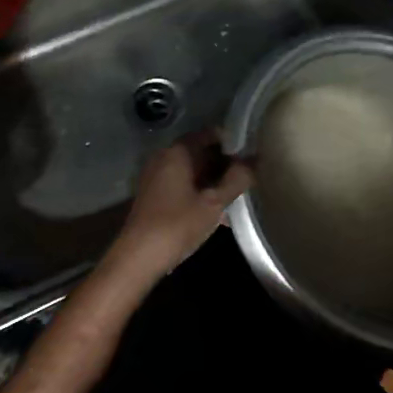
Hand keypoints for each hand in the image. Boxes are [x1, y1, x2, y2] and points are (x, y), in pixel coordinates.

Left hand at [108, 131, 253, 277]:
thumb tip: (254, 161)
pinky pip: (182, 184)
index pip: (209, 134)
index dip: (232, 142)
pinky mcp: (154, 195)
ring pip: (192, 170)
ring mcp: (156, 176)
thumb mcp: (213, 203)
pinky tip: (217, 210)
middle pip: (200, 151)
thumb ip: (236, 180)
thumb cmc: (177, 225)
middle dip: (224, 162)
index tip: (250, 154)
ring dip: (213, 179)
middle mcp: (164, 157)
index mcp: (177, 152)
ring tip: (236, 193)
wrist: (138, 258)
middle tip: (248, 175)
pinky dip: (200, 190)